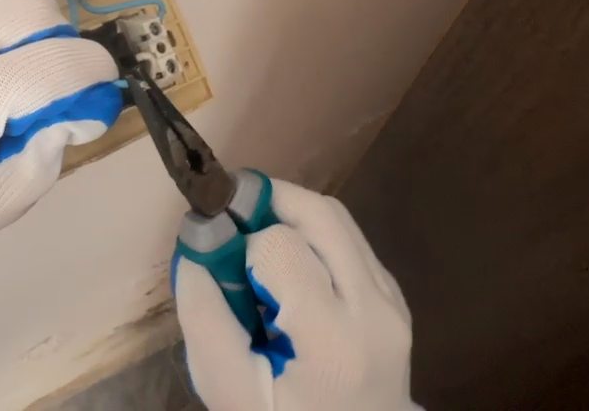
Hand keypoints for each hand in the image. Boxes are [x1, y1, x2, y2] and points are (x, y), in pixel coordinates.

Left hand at [0, 0, 121, 354]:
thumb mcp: (8, 199)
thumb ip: (53, 148)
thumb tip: (79, 107)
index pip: (58, 63)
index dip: (96, 73)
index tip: (101, 95)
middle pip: (31, 10)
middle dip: (65, 40)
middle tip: (62, 80)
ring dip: (27, 11)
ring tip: (27, 51)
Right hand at [176, 178, 417, 410]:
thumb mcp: (226, 387)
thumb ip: (203, 316)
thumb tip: (195, 246)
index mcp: (334, 339)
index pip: (280, 244)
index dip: (240, 243)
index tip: (217, 265)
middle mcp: (375, 310)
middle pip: (318, 212)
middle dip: (266, 201)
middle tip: (229, 221)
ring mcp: (391, 301)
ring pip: (334, 217)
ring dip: (288, 214)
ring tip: (254, 244)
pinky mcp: (394, 297)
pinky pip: (346, 238)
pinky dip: (310, 234)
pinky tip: (288, 265)